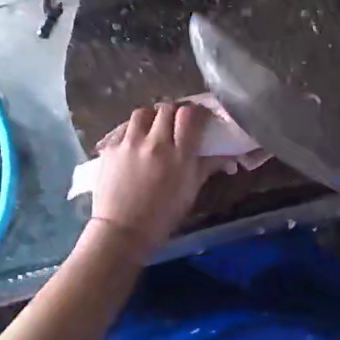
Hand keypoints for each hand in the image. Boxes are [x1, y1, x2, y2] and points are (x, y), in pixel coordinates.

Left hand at [90, 102, 226, 252]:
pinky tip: (133, 143)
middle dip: (173, 113)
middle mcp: (154, 143)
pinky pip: (123, 128)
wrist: (122, 230)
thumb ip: (207, 167)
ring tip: (152, 129)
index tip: (197, 118)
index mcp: (179, 155)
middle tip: (174, 123)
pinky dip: (131, 131)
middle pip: (167, 108)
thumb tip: (230, 158)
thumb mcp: (190, 192)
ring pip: (143, 113)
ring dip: (151, 117)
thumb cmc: (162, 216)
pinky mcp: (110, 147)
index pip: (189, 115)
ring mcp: (129, 143)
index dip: (195, 112)